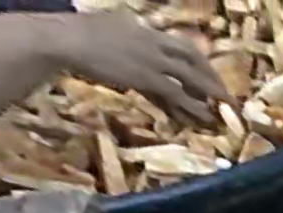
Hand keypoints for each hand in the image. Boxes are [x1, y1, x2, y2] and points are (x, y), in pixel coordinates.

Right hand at [46, 12, 230, 117]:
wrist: (57, 39)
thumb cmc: (73, 35)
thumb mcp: (105, 29)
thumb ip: (125, 38)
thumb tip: (135, 50)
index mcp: (139, 26)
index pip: (176, 42)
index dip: (196, 58)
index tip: (207, 70)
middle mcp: (148, 38)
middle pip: (191, 54)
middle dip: (211, 73)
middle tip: (223, 90)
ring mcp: (149, 58)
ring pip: (191, 76)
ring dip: (211, 91)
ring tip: (225, 106)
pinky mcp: (146, 76)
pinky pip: (179, 94)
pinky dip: (194, 106)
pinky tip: (205, 116)